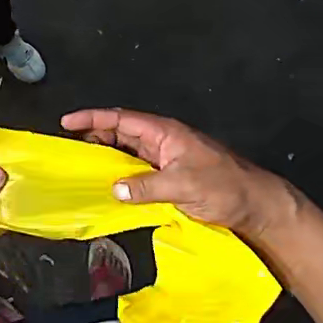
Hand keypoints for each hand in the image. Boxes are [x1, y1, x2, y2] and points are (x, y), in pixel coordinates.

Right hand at [59, 108, 297, 237]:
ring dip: (106, 153)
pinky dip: (121, 172)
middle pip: (123, 131)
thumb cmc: (224, 188)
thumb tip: (114, 189)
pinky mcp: (172, 175)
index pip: (123, 119)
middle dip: (95, 133)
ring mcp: (168, 158)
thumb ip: (146, 186)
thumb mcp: (183, 186)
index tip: (68, 121)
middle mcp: (165, 141)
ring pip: (130, 150)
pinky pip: (139, 169)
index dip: (94, 118)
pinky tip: (110, 183)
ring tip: (82, 161)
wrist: (254, 204)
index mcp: (167, 133)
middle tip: (68, 143)